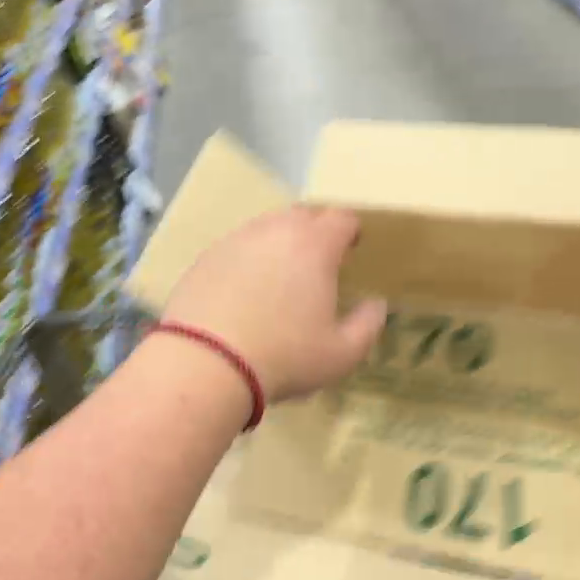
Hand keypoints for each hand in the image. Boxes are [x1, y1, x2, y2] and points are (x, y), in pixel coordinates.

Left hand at [160, 206, 386, 401]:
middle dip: (317, 231)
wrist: (204, 364)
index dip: (351, 231)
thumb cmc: (283, 357)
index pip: (342, 218)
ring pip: (267, 227)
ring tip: (282, 276)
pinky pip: (238, 247)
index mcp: (314, 244)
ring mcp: (236, 240)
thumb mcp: (341, 354)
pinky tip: (245, 291)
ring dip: (281, 243)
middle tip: (320, 262)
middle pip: (303, 214)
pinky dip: (249, 259)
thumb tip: (376, 304)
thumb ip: (367, 325)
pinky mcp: (206, 257)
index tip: (353, 250)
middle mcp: (275, 230)